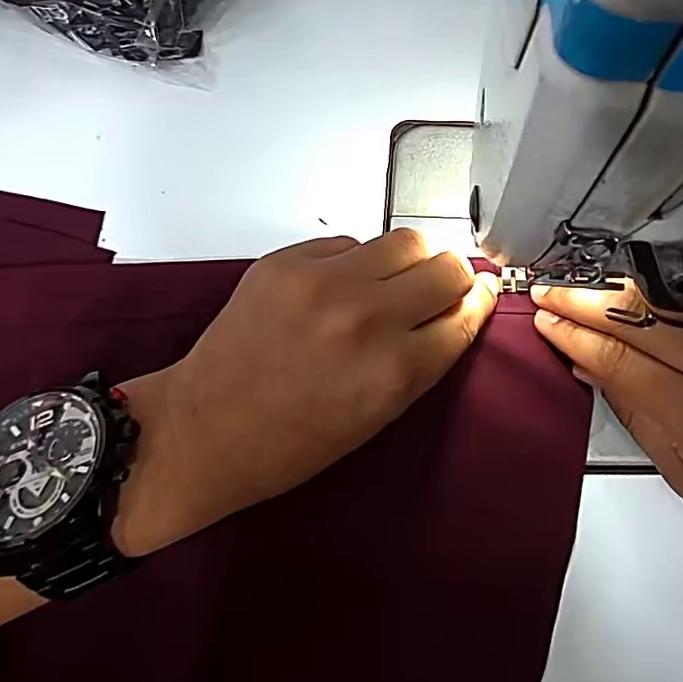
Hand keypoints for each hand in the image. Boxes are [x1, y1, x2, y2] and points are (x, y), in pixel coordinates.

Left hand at [113, 230, 498, 554]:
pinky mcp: (287, 261)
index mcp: (394, 372)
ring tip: (395, 278)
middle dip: (454, 276)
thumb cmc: (294, 442)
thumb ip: (425, 357)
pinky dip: (359, 260)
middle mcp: (365, 319)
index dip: (478, 302)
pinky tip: (342, 285)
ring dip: (413, 259)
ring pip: (406, 239)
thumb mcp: (379, 414)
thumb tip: (459, 306)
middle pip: (447, 267)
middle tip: (442, 285)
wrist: (203, 430)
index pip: (465, 315)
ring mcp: (323, 283)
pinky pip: (350, 242)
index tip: (478, 294)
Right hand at [532, 285, 682, 580]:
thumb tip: (596, 375)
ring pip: (670, 299)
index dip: (575, 336)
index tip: (548, 324)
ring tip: (580, 289)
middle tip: (551, 293)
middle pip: (638, 317)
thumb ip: (640, 420)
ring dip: (616, 290)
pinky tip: (636, 292)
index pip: (619, 360)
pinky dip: (663, 294)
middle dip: (583, 301)